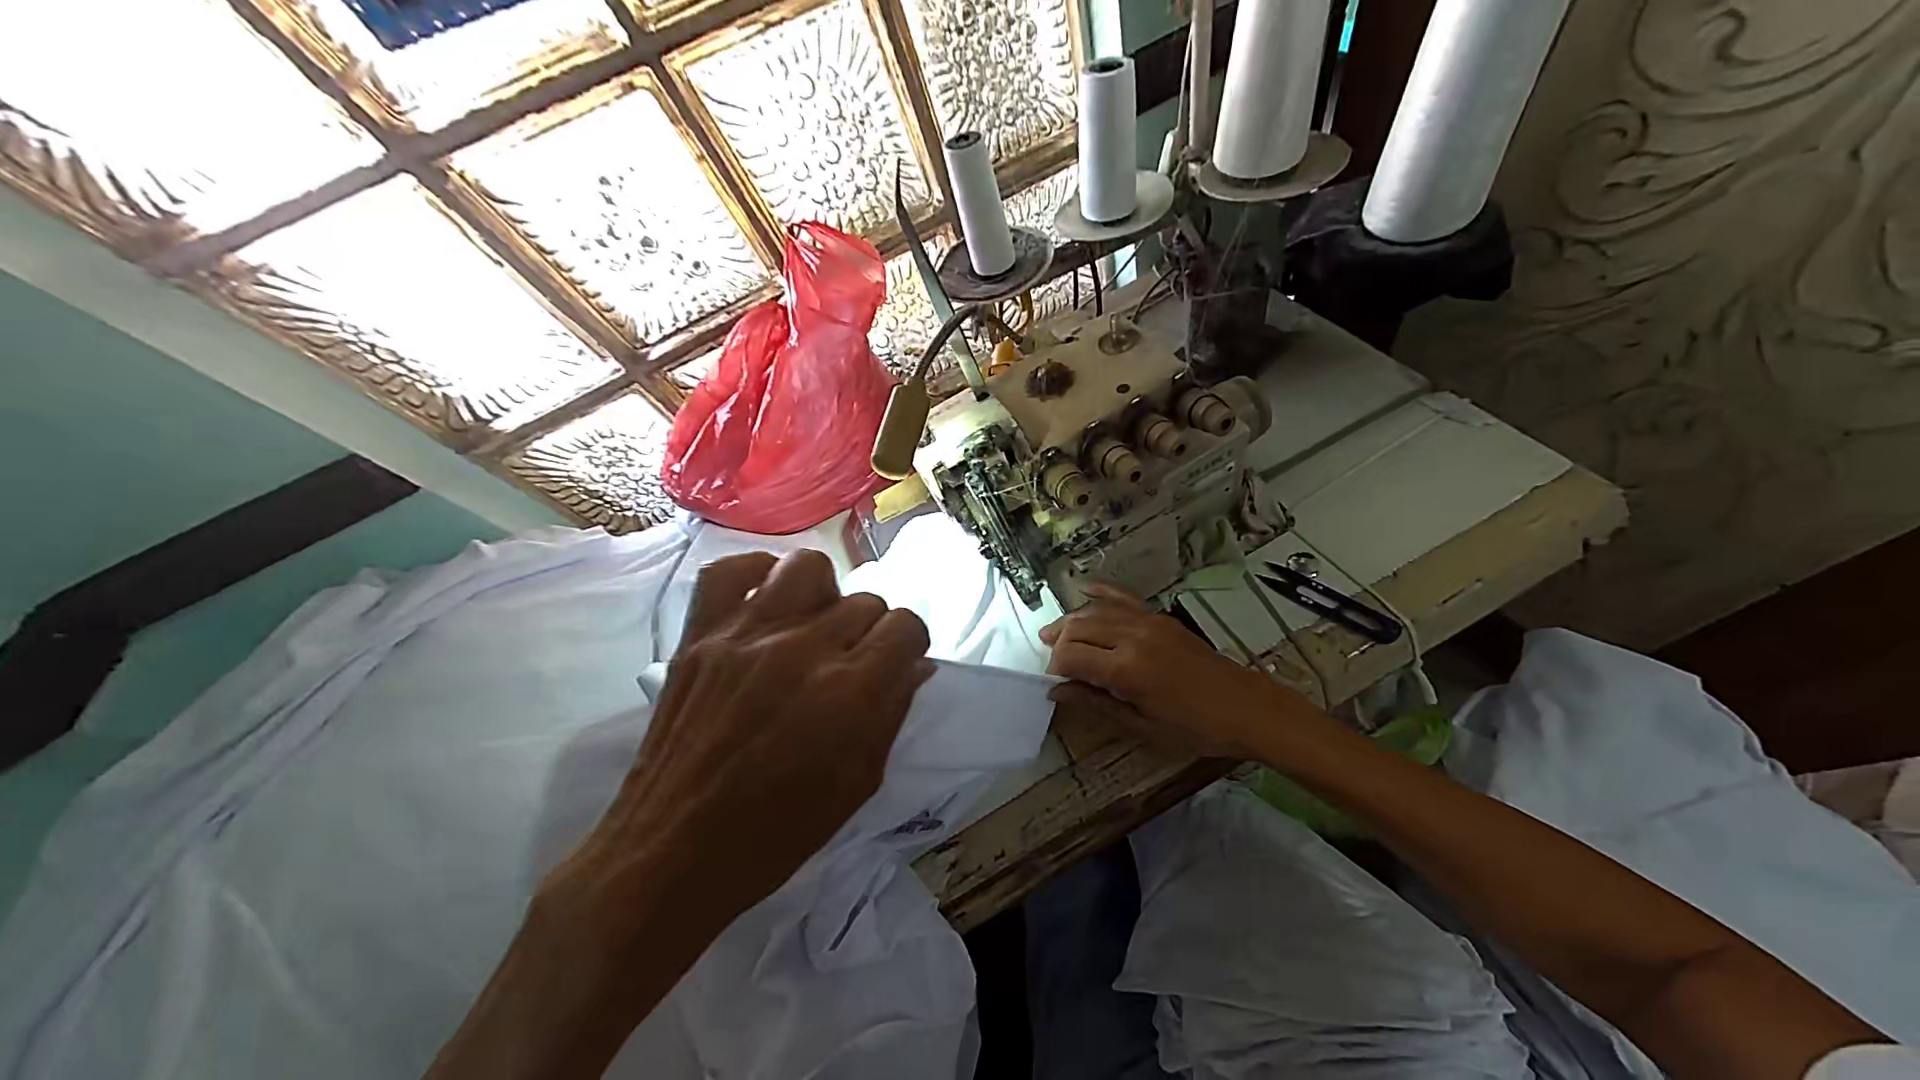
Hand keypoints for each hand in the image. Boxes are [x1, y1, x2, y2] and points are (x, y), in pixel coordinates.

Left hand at [545, 549, 934, 938]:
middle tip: (851, 664)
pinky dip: (755, 575)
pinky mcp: (700, 634)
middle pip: (864, 602)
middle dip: (870, 632)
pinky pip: (730, 570)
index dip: (909, 645)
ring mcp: (746, 634)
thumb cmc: (777, 832)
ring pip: (807, 567)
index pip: (906, 626)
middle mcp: (803, 649)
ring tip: (811, 628)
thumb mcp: (858, 783)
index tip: (897, 664)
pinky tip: (766, 604)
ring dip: (823, 595)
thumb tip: (914, 665)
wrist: (674, 851)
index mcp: (850, 691)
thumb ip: (892, 713)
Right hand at [1040, 583, 1320, 759]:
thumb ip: (1096, 704)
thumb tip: (1057, 691)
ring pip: (1094, 610)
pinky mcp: (1160, 617)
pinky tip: (1085, 590)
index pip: (1070, 656)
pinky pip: (1123, 598)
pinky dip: (1101, 593)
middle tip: (1053, 664)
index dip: (1055, 668)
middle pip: (1077, 628)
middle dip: (1058, 643)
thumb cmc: (1196, 729)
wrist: (1248, 709)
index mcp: (1127, 670)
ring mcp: (1148, 622)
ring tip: (1055, 635)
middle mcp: (1133, 637)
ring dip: (1072, 621)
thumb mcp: (1142, 726)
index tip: (1053, 683)